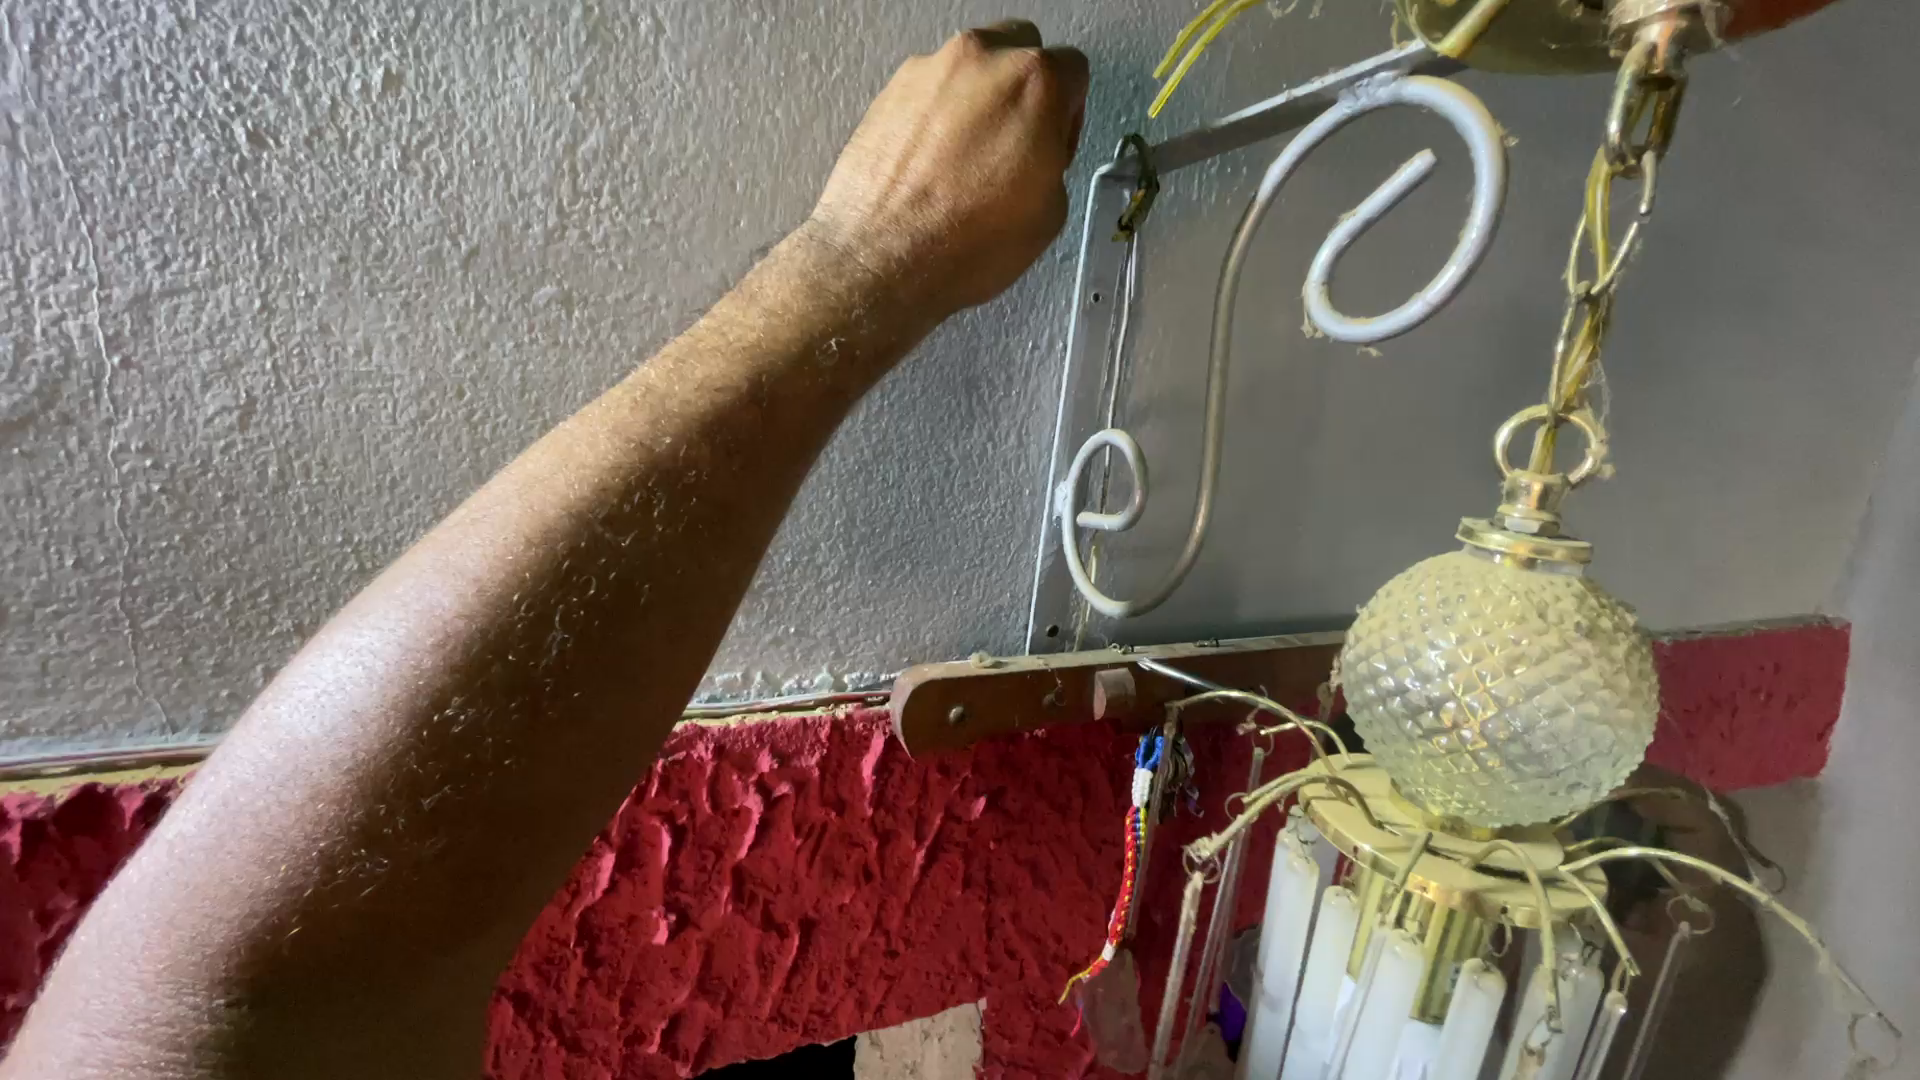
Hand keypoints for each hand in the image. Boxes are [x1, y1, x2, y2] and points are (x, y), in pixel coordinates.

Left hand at [807, 20, 1089, 319]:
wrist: (883, 261)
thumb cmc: (960, 246)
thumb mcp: (1047, 216)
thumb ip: (1053, 162)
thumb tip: (1040, 158)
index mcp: (1034, 83)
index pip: (1072, 72)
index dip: (1066, 117)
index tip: (1053, 146)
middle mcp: (980, 61)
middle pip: (1019, 52)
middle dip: (1022, 95)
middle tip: (1016, 148)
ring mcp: (928, 71)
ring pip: (970, 70)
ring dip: (977, 105)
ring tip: (967, 167)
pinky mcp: (889, 91)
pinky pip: (928, 94)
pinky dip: (936, 120)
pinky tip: (934, 169)